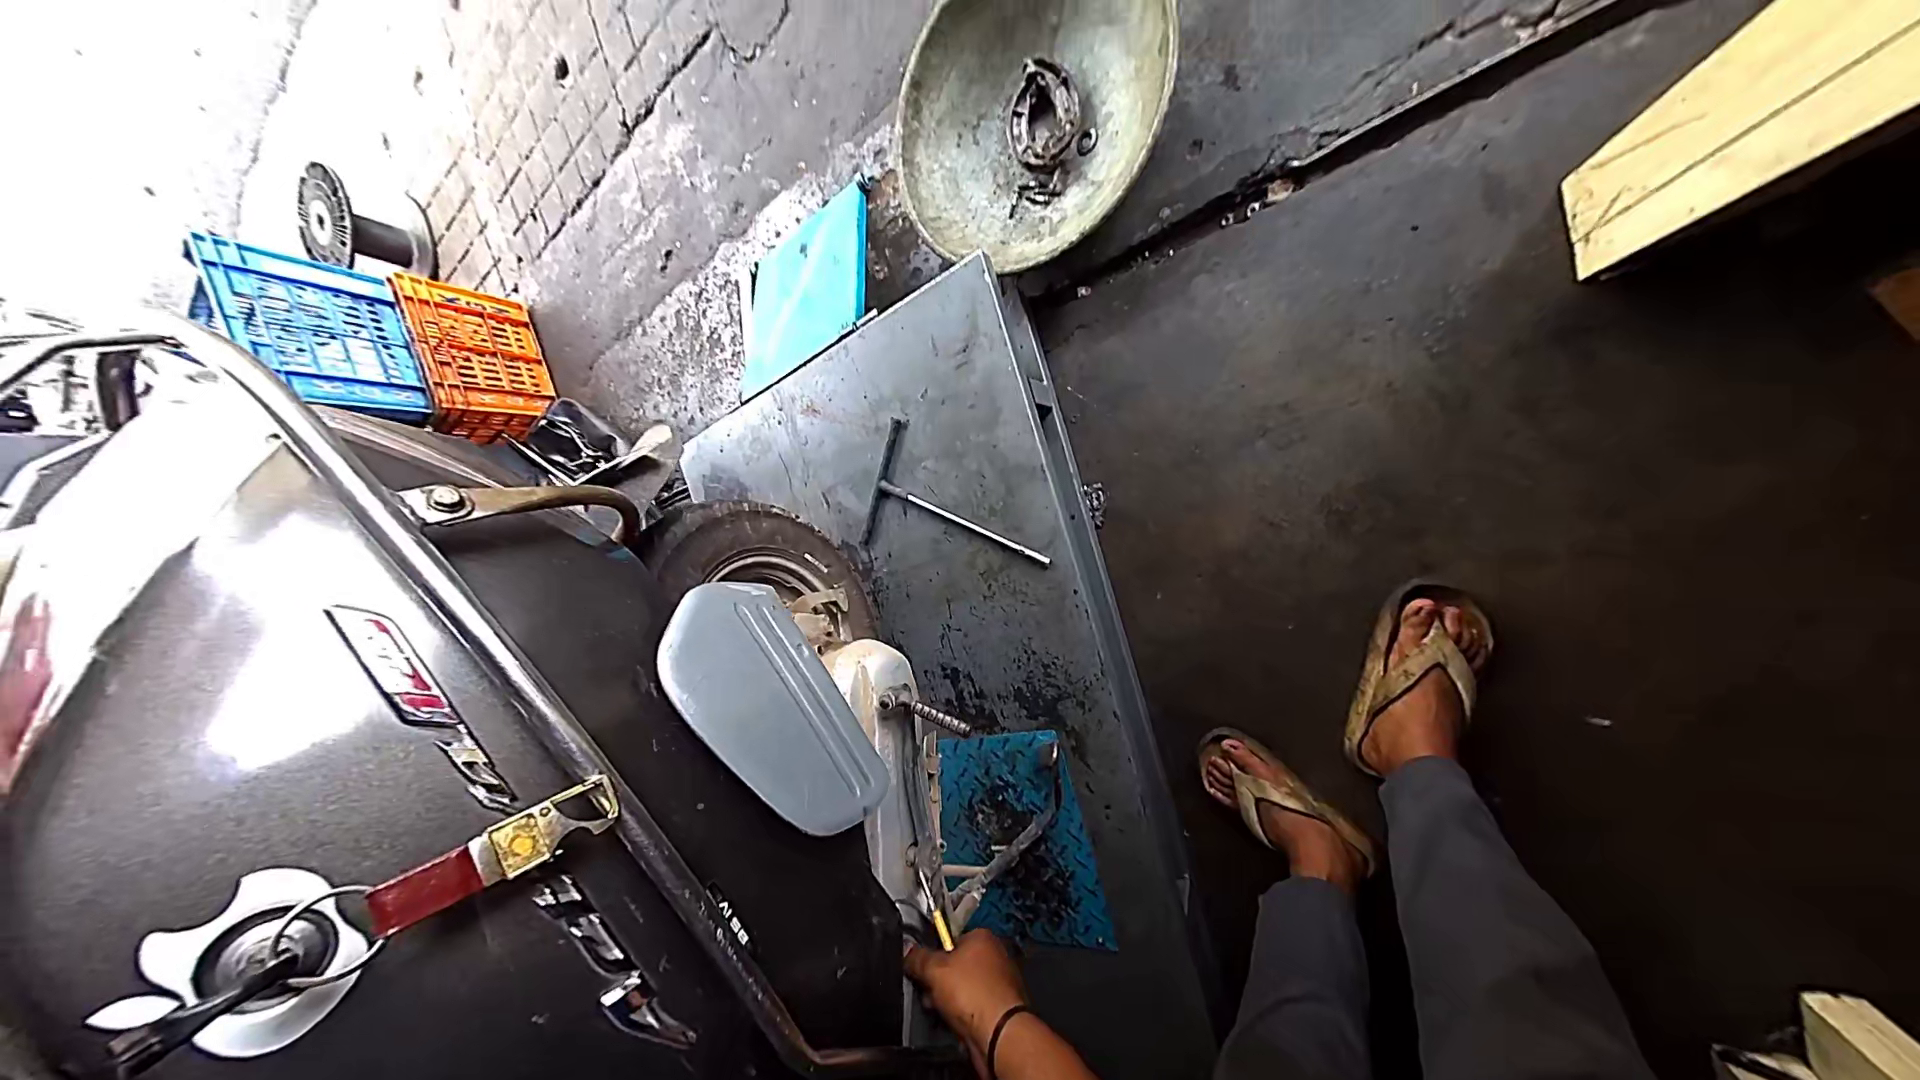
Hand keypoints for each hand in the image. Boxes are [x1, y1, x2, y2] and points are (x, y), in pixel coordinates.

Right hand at [904, 929, 1026, 1056]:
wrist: (999, 1035)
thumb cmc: (971, 992)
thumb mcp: (934, 970)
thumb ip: (917, 958)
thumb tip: (907, 951)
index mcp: (982, 937)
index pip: (950, 939)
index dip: (932, 954)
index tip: (921, 968)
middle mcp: (995, 956)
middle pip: (955, 966)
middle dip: (938, 982)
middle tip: (929, 994)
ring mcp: (999, 984)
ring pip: (963, 990)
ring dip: (948, 1002)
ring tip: (940, 1013)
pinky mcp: (1000, 1010)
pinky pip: (973, 1008)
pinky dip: (962, 1016)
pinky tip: (954, 1025)